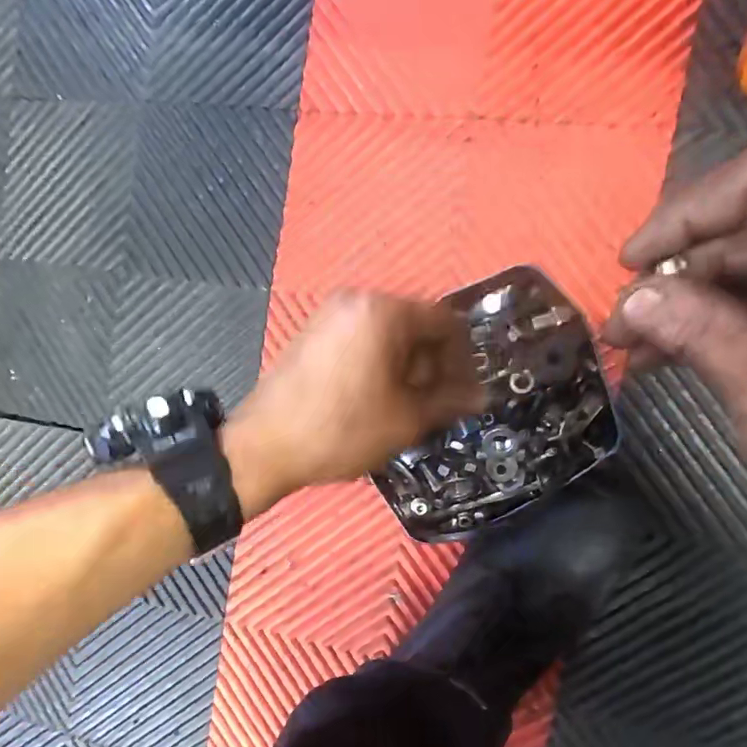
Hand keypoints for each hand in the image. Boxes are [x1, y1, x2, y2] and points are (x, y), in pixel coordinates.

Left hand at [223, 291, 484, 513]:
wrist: (265, 446)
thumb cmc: (342, 430)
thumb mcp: (406, 420)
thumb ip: (449, 400)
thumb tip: (481, 395)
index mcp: (384, 311)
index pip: (445, 322)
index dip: (464, 359)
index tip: (466, 391)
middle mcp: (357, 300)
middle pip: (415, 326)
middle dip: (432, 364)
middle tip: (435, 405)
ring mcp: (330, 314)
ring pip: (388, 335)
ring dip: (406, 367)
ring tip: (404, 407)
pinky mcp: (313, 333)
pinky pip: (361, 340)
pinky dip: (378, 364)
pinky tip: (375, 400)